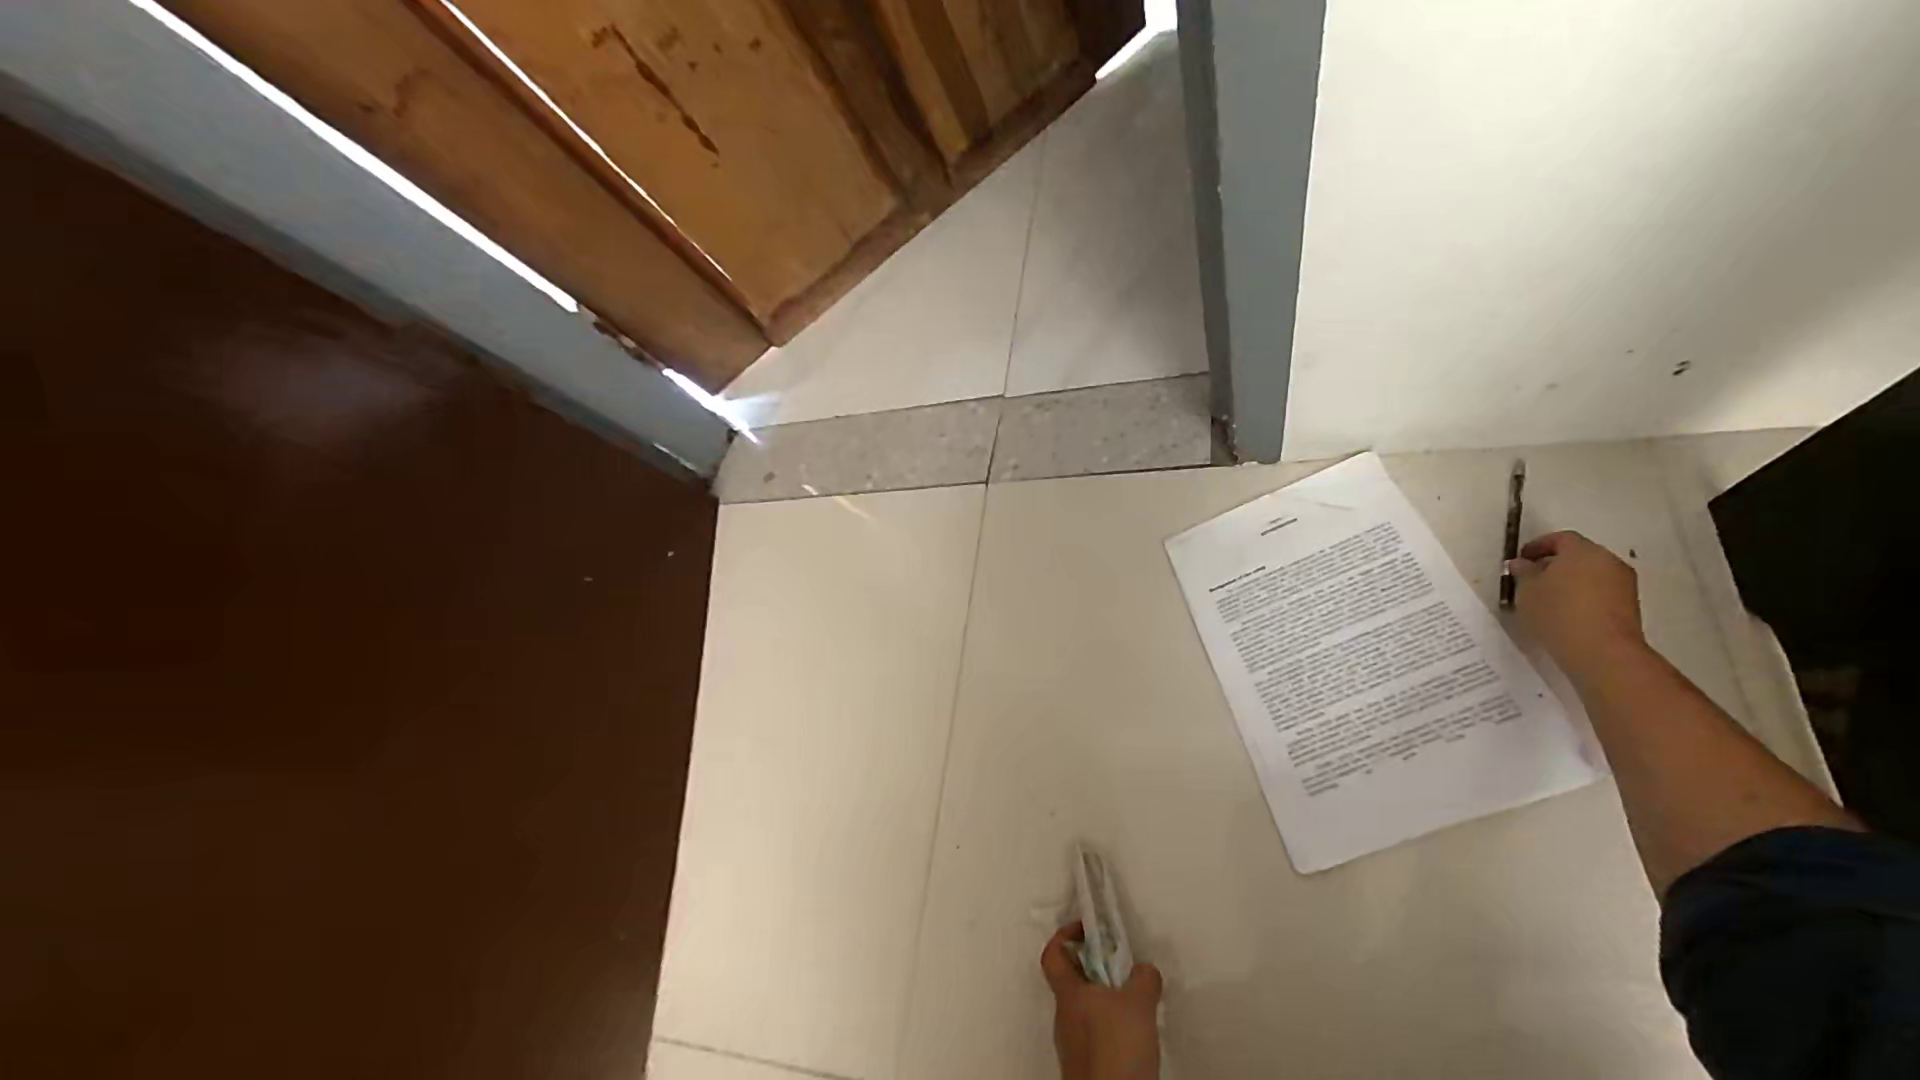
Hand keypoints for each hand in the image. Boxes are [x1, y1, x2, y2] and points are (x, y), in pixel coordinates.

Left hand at [1040, 922, 1162, 1079]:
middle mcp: (1063, 1015)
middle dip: (1094, 968)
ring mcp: (1071, 1044)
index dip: (1066, 935)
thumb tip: (1144, 970)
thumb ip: (1143, 978)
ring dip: (1104, 998)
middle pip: (1071, 981)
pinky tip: (1134, 1034)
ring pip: (1083, 1008)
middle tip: (1120, 965)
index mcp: (1067, 993)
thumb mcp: (1138, 1004)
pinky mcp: (1084, 1067)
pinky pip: (1093, 1034)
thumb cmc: (1117, 1046)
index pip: (1052, 954)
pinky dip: (1109, 1026)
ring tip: (1134, 1000)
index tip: (1089, 930)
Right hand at [1509, 530, 1645, 677]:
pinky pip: (1600, 592)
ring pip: (1591, 574)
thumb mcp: (1526, 590)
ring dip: (1570, 581)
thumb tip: (1523, 564)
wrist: (1602, 651)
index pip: (1560, 538)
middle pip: (1579, 555)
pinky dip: (1583, 595)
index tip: (1521, 560)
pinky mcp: (1629, 605)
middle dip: (1555, 564)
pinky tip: (1565, 612)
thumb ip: (1523, 572)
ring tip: (1547, 599)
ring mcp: (1623, 584)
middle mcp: (1608, 561)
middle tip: (1532, 579)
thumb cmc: (1557, 612)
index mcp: (1583, 551)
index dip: (1538, 546)